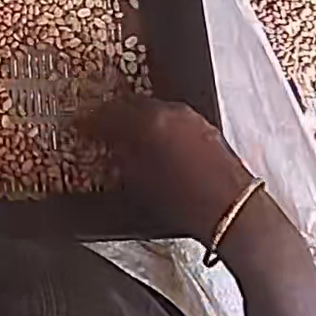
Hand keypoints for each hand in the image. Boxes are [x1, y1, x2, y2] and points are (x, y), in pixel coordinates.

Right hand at [86, 95, 265, 243]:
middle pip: (133, 103)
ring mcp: (192, 118)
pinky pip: (173, 118)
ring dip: (138, 118)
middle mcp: (171, 112)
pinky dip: (159, 125)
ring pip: (155, 109)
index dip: (93, 121)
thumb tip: (114, 145)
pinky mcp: (206, 128)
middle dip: (114, 114)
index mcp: (150, 122)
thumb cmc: (184, 201)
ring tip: (126, 134)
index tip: (82, 126)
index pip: (111, 113)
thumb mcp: (140, 182)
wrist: (233, 211)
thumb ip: (123, 156)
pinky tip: (154, 141)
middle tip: (100, 126)